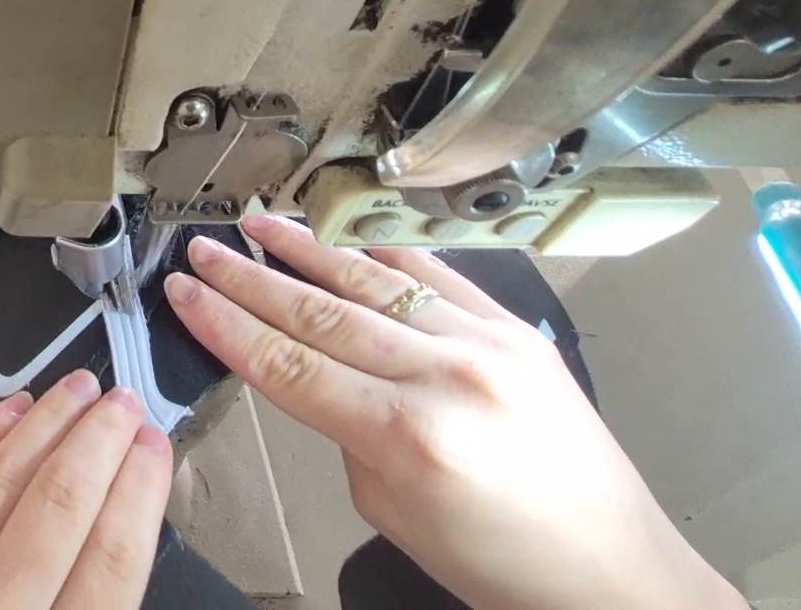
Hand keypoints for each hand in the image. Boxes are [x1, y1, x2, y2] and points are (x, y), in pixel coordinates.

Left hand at [0, 370, 173, 609]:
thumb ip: (82, 607)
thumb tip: (118, 533)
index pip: (109, 562)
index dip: (138, 493)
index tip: (155, 450)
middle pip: (59, 504)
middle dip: (100, 441)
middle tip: (126, 403)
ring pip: (2, 477)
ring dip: (48, 423)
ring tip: (80, 388)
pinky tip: (13, 409)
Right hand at [164, 215, 746, 609]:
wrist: (618, 576)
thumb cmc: (492, 562)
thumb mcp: (385, 505)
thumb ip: (339, 422)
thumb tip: (309, 361)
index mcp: (405, 437)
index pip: (285, 363)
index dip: (223, 323)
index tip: (182, 291)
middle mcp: (443, 377)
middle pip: (315, 313)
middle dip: (246, 279)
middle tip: (201, 252)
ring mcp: (485, 342)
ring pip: (368, 280)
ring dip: (302, 249)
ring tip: (257, 224)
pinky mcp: (514, 328)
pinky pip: (431, 273)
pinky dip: (376, 252)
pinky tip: (338, 236)